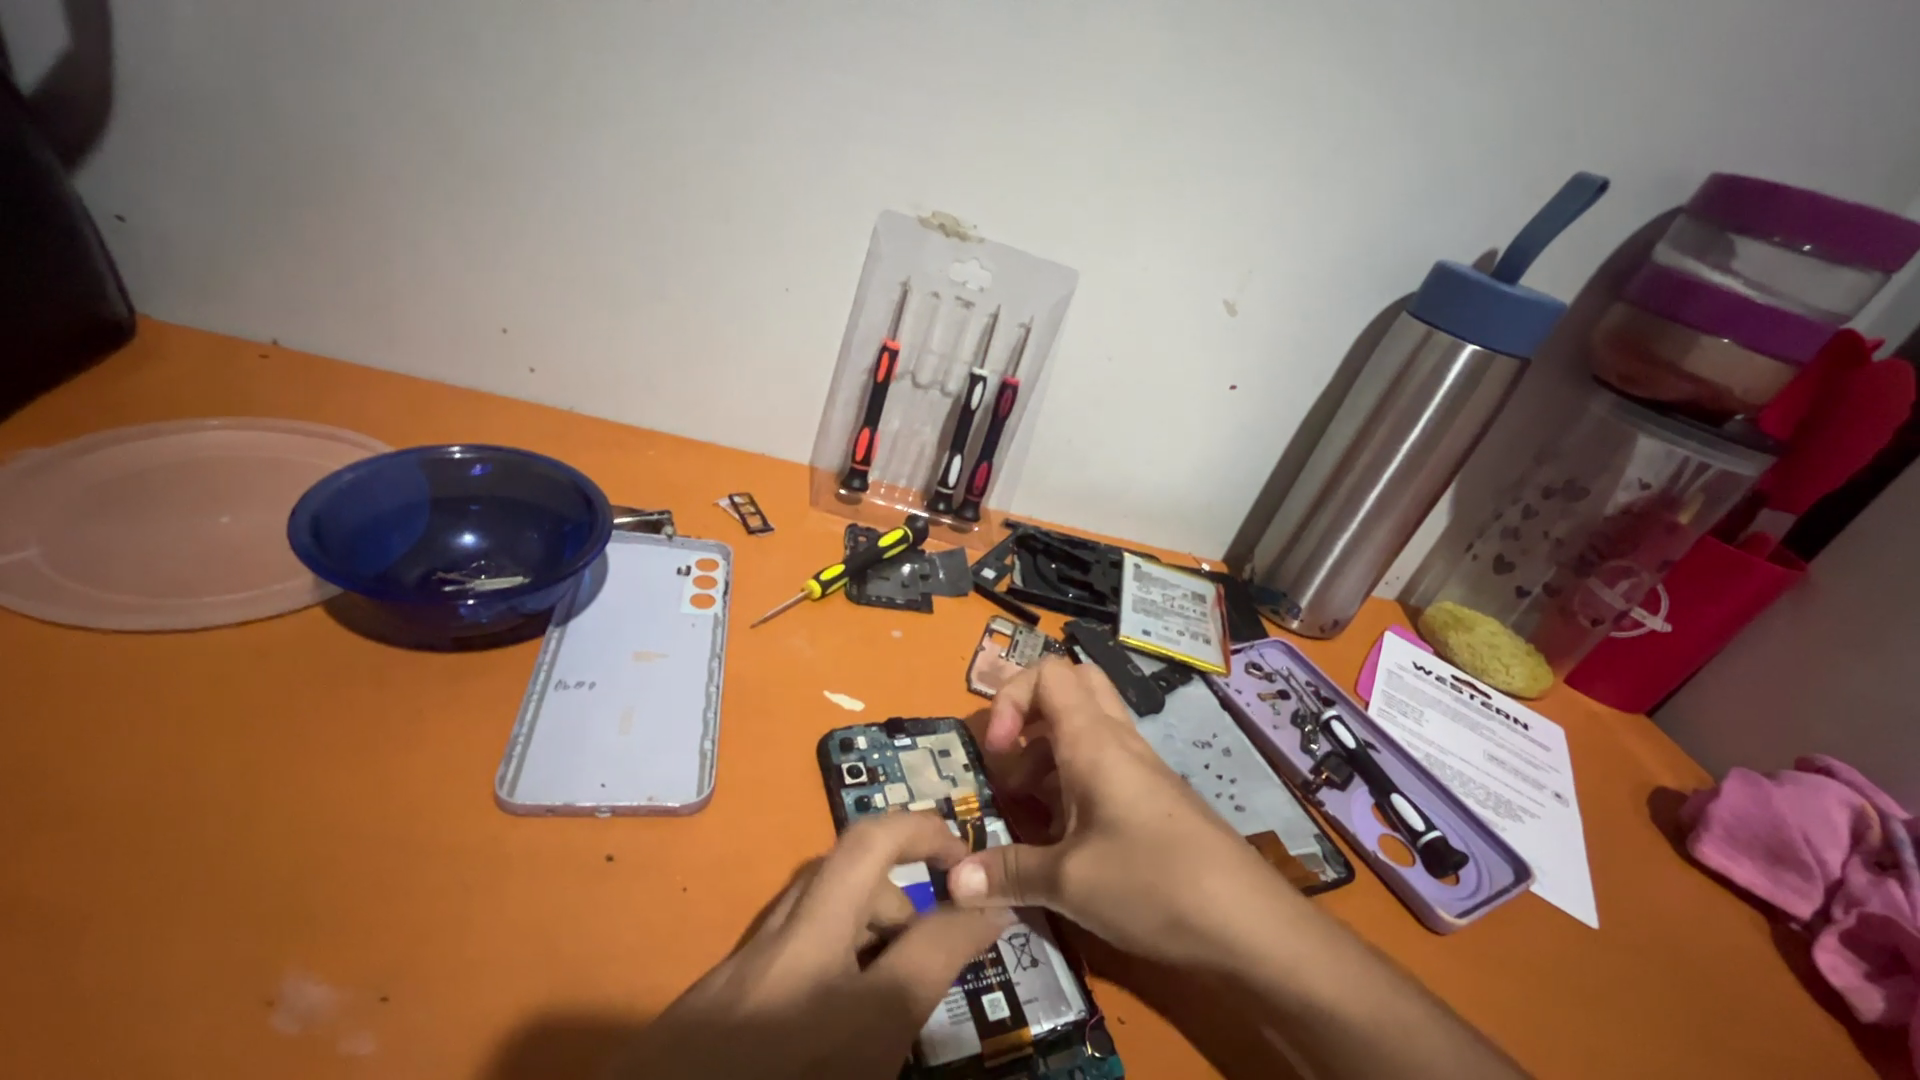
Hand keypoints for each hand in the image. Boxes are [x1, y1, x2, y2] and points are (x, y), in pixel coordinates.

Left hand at [620, 813, 1014, 1079]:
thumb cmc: (788, 1071)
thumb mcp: (876, 1031)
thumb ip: (936, 963)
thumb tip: (989, 911)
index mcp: (816, 937)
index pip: (880, 847)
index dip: (931, 837)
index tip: (971, 863)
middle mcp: (780, 935)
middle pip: (846, 866)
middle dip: (898, 887)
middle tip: (926, 946)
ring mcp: (745, 964)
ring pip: (817, 905)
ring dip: (864, 919)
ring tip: (886, 984)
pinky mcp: (723, 994)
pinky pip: (791, 943)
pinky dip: (831, 952)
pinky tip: (834, 1010)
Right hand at [944, 657, 1288, 967]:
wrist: (1250, 925)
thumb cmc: (1153, 884)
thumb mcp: (1068, 883)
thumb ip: (1006, 873)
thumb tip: (952, 881)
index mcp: (1094, 741)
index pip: (1048, 673)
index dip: (1010, 700)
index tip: (997, 754)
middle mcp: (1118, 743)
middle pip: (1072, 689)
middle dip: (1029, 717)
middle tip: (1011, 767)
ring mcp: (1140, 772)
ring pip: (1085, 732)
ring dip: (1047, 757)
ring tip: (1027, 813)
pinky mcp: (1153, 803)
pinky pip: (1102, 770)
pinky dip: (1072, 787)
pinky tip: (1061, 842)